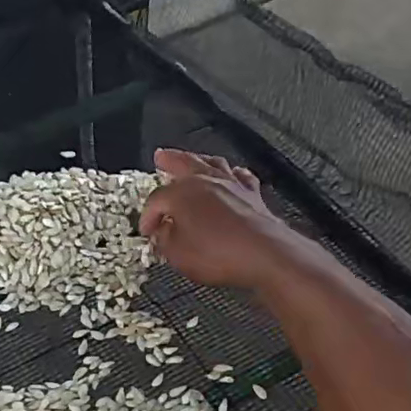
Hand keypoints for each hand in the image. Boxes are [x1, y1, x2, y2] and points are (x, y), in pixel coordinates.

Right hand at [138, 149, 302, 288]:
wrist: (263, 254)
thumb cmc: (219, 254)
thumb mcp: (178, 254)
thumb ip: (165, 240)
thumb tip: (163, 233)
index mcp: (181, 194)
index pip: (156, 201)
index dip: (148, 216)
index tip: (147, 230)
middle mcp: (206, 181)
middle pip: (183, 164)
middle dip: (170, 161)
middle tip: (160, 156)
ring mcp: (231, 184)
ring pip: (212, 163)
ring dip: (199, 159)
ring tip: (192, 158)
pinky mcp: (252, 194)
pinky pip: (239, 176)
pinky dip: (233, 173)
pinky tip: (233, 173)